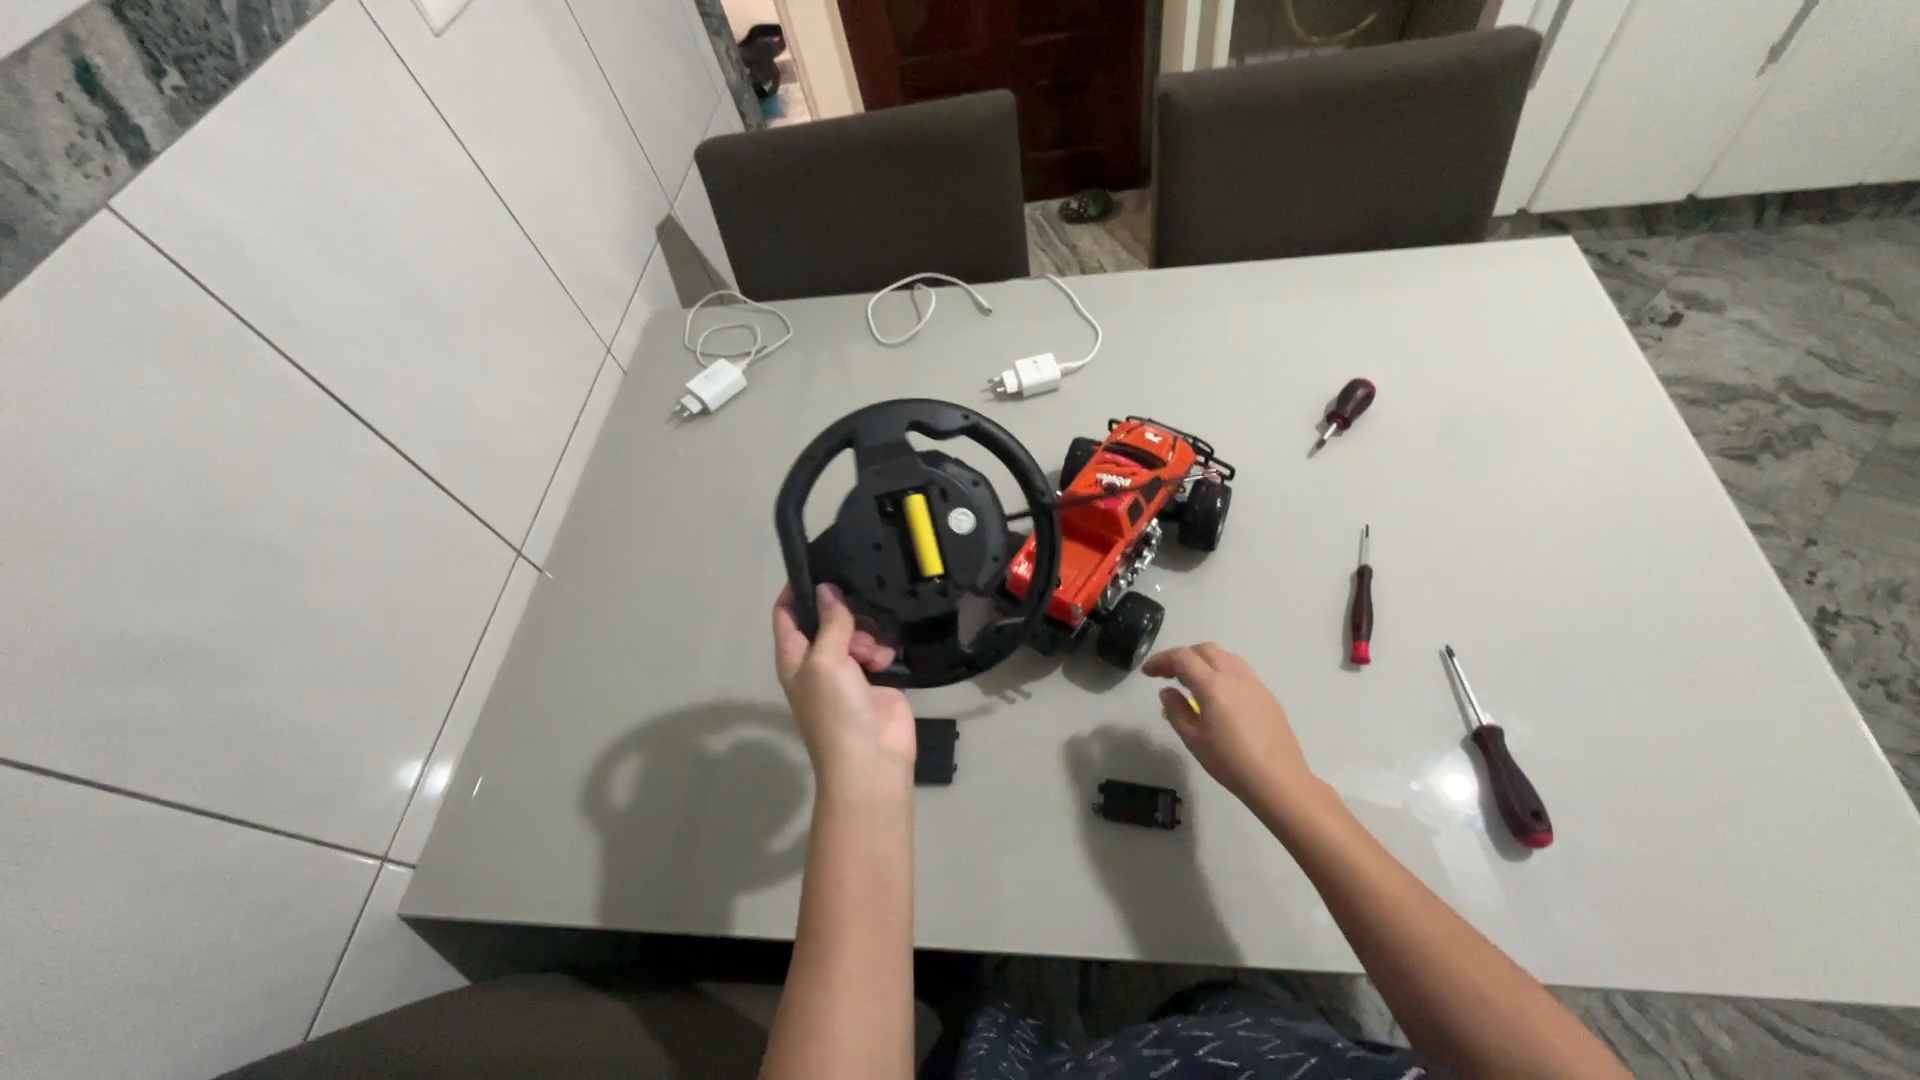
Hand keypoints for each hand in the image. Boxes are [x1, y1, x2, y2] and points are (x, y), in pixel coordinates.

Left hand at [773, 585, 914, 793]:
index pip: (787, 614)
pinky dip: (885, 648)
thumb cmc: (836, 711)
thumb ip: (829, 623)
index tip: (818, 565)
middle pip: (828, 619)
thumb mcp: (825, 661)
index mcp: (794, 657)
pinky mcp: (878, 680)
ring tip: (874, 652)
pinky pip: (881, 649)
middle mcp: (819, 661)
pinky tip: (888, 659)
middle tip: (857, 619)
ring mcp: (849, 671)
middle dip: (845, 612)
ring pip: (858, 631)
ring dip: (868, 633)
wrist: (870, 760)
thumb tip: (828, 590)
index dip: (797, 590)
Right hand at [1144, 643, 1315, 807]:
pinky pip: (1239, 670)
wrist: (1279, 780)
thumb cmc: (1230, 762)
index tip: (1147, 673)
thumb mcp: (1193, 740)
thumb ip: (1176, 711)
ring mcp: (1254, 683)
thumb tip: (1168, 691)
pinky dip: (1220, 671)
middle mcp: (1234, 675)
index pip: (1182, 657)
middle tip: (1167, 675)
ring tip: (1191, 682)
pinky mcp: (1266, 694)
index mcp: (1213, 685)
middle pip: (1204, 650)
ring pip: (1224, 656)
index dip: (1161, 660)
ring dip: (1203, 661)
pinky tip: (1217, 694)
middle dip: (1182, 656)